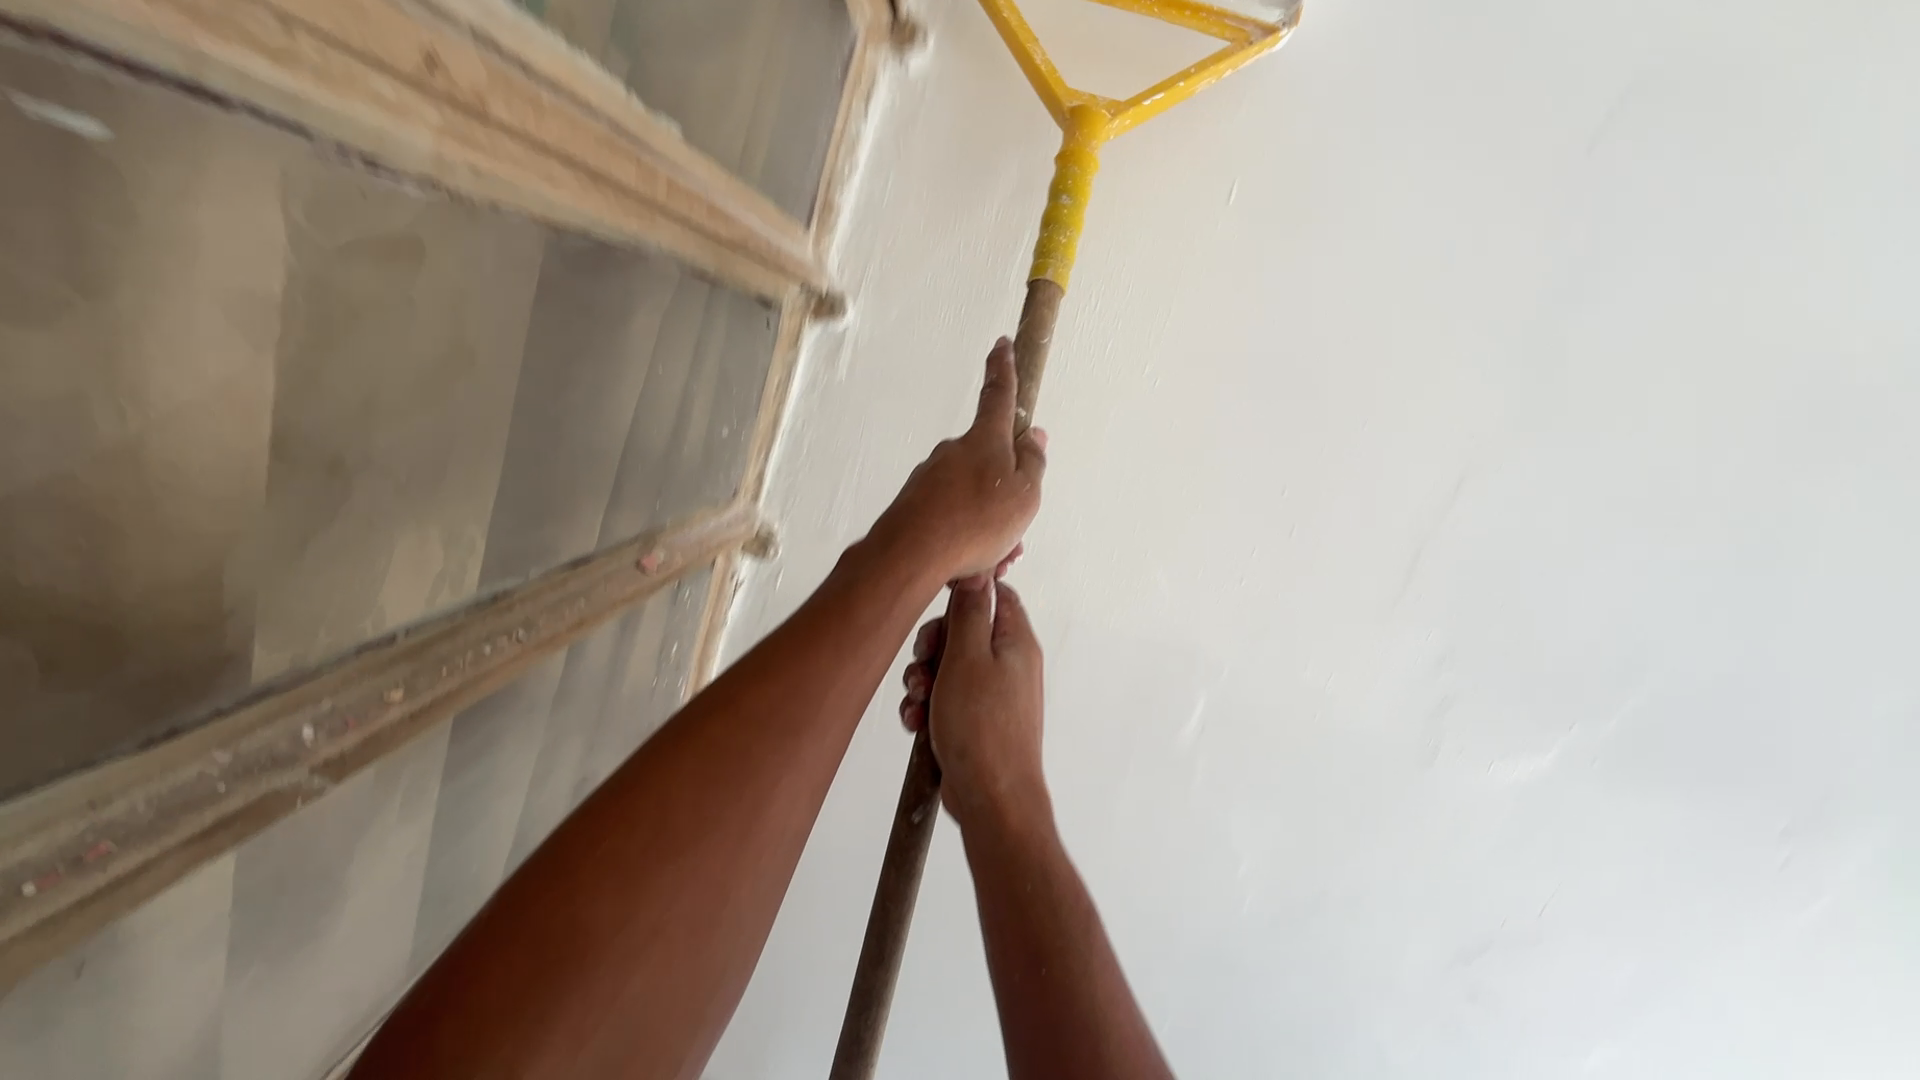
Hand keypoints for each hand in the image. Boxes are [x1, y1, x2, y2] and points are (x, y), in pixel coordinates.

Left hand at [872, 337, 1046, 582]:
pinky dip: (966, 540)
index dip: (1005, 369)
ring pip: (972, 498)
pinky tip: (969, 568)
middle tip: (1013, 536)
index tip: (1002, 345)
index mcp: (986, 440)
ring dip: (988, 528)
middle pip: (989, 463)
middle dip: (1005, 496)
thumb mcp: (1026, 495)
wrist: (912, 554)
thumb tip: (1034, 435)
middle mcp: (954, 452)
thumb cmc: (979, 521)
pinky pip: (952, 519)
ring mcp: (930, 478)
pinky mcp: (914, 505)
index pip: (999, 395)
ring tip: (991, 560)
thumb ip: (1033, 464)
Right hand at [899, 579, 1047, 828]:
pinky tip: (916, 722)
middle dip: (931, 648)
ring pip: (948, 669)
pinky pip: (946, 700)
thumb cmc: (982, 727)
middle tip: (922, 667)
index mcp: (1015, 642)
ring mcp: (993, 695)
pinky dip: (928, 707)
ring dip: (923, 681)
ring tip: (916, 702)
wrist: (991, 798)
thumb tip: (977, 574)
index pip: (994, 597)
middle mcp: (1009, 665)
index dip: (961, 600)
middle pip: (963, 634)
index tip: (936, 615)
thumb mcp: (968, 657)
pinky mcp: (977, 721)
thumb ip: (970, 613)